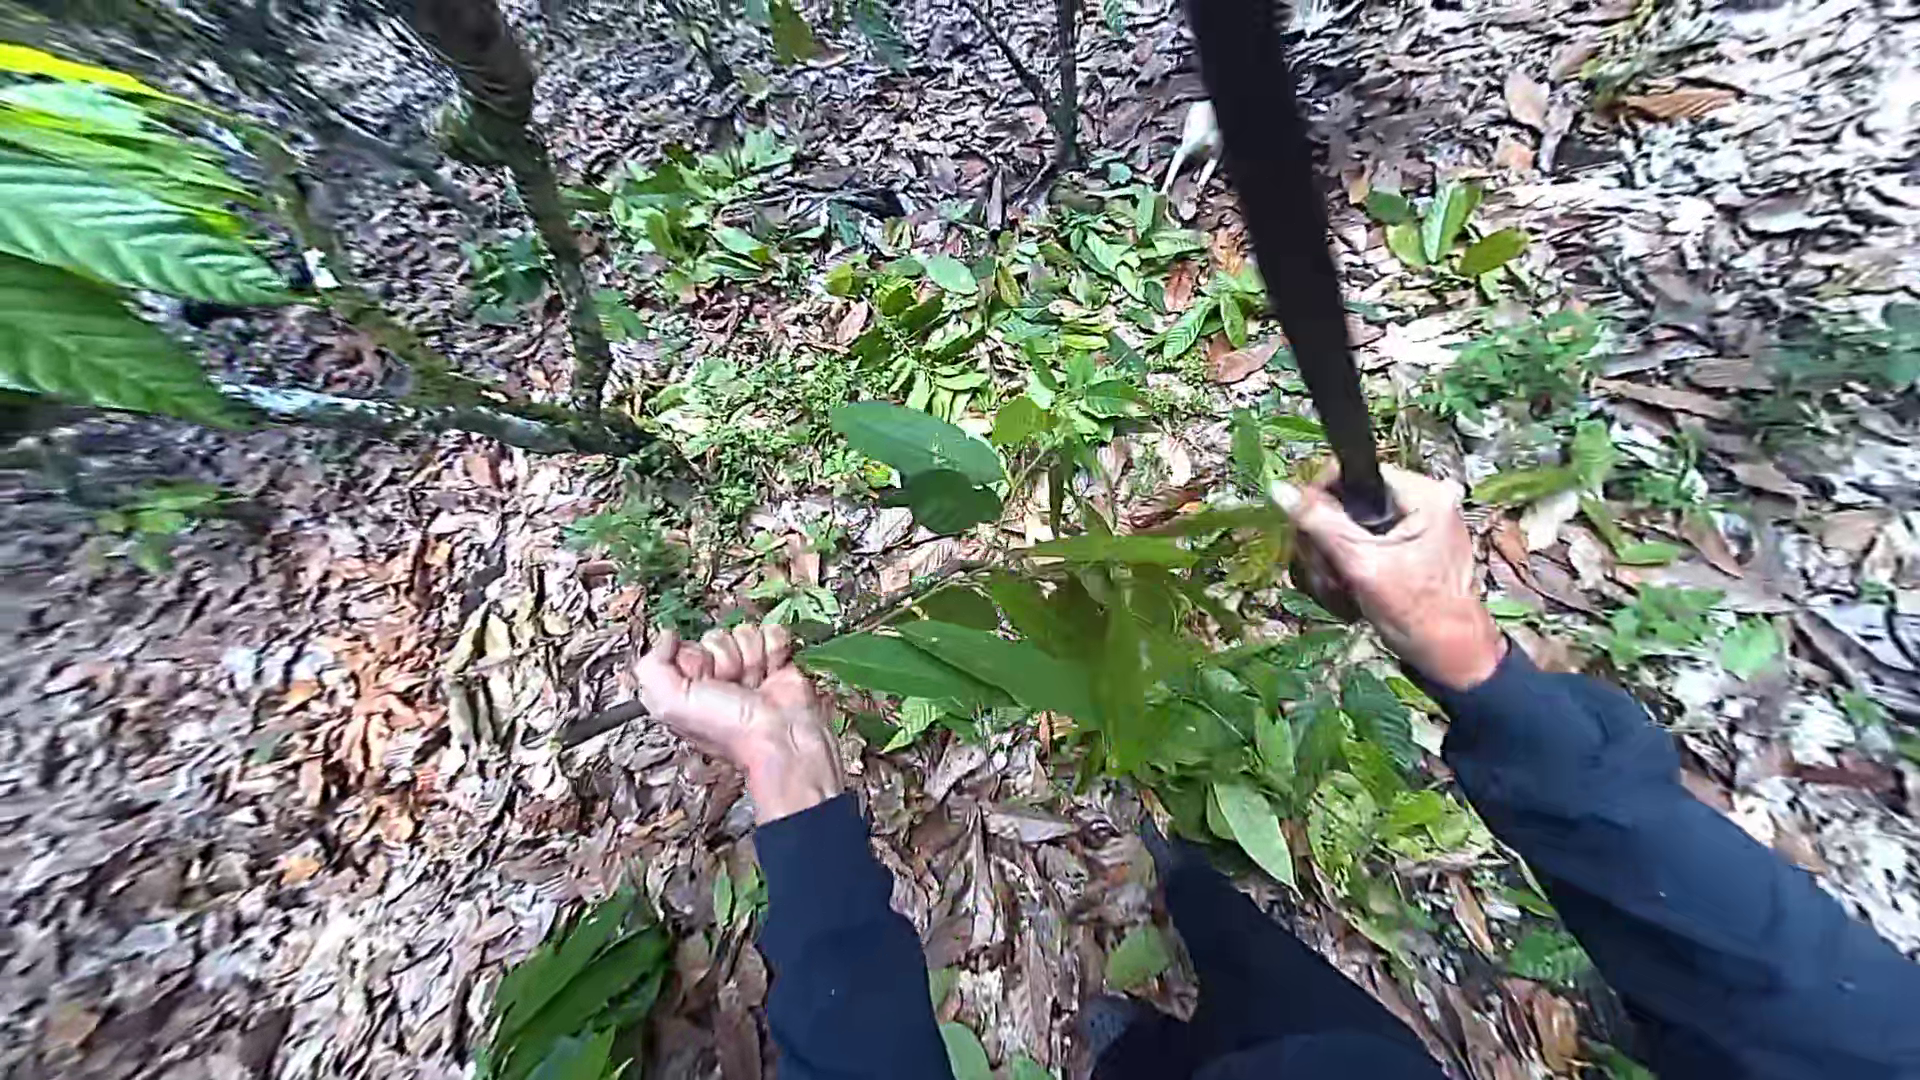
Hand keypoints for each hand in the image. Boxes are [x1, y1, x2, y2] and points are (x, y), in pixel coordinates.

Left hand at [633, 622, 844, 822]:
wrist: (780, 734)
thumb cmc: (728, 728)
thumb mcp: (671, 705)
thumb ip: (652, 668)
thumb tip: (666, 634)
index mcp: (690, 682)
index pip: (689, 645)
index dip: (699, 659)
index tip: (707, 680)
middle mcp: (718, 672)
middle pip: (719, 636)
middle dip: (728, 658)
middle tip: (734, 685)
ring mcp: (750, 663)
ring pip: (747, 632)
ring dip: (754, 656)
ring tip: (756, 683)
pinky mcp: (778, 657)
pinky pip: (774, 631)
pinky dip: (775, 649)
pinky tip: (773, 672)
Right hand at [1273, 465, 1506, 690]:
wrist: (1448, 655)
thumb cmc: (1413, 609)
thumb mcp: (1360, 563)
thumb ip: (1318, 522)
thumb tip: (1278, 489)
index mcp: (1422, 494)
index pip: (1351, 474)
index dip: (1320, 500)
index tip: (1310, 534)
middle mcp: (1421, 500)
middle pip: (1343, 501)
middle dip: (1324, 539)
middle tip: (1328, 570)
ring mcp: (1413, 524)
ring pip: (1343, 525)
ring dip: (1330, 558)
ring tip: (1339, 585)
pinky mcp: (1404, 545)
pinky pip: (1356, 542)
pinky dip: (1343, 565)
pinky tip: (1347, 587)